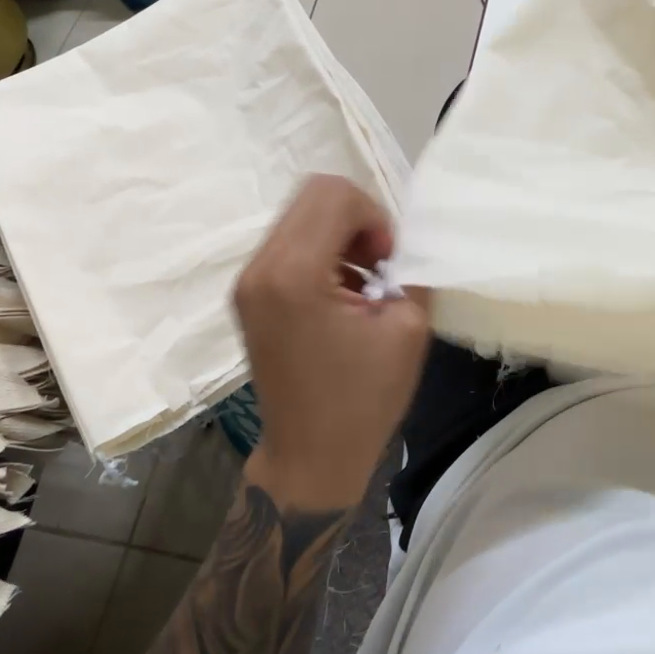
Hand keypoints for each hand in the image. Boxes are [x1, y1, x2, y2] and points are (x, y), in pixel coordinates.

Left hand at [233, 175, 431, 509]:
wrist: (310, 458)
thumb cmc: (362, 400)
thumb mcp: (407, 328)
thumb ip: (408, 269)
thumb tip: (395, 246)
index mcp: (294, 274)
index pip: (334, 195)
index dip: (374, 217)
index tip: (388, 262)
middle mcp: (260, 267)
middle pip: (312, 195)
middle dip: (356, 219)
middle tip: (378, 265)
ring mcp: (247, 281)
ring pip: (298, 216)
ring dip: (338, 235)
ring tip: (362, 282)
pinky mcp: (248, 295)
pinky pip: (287, 244)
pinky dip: (319, 252)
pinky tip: (340, 294)